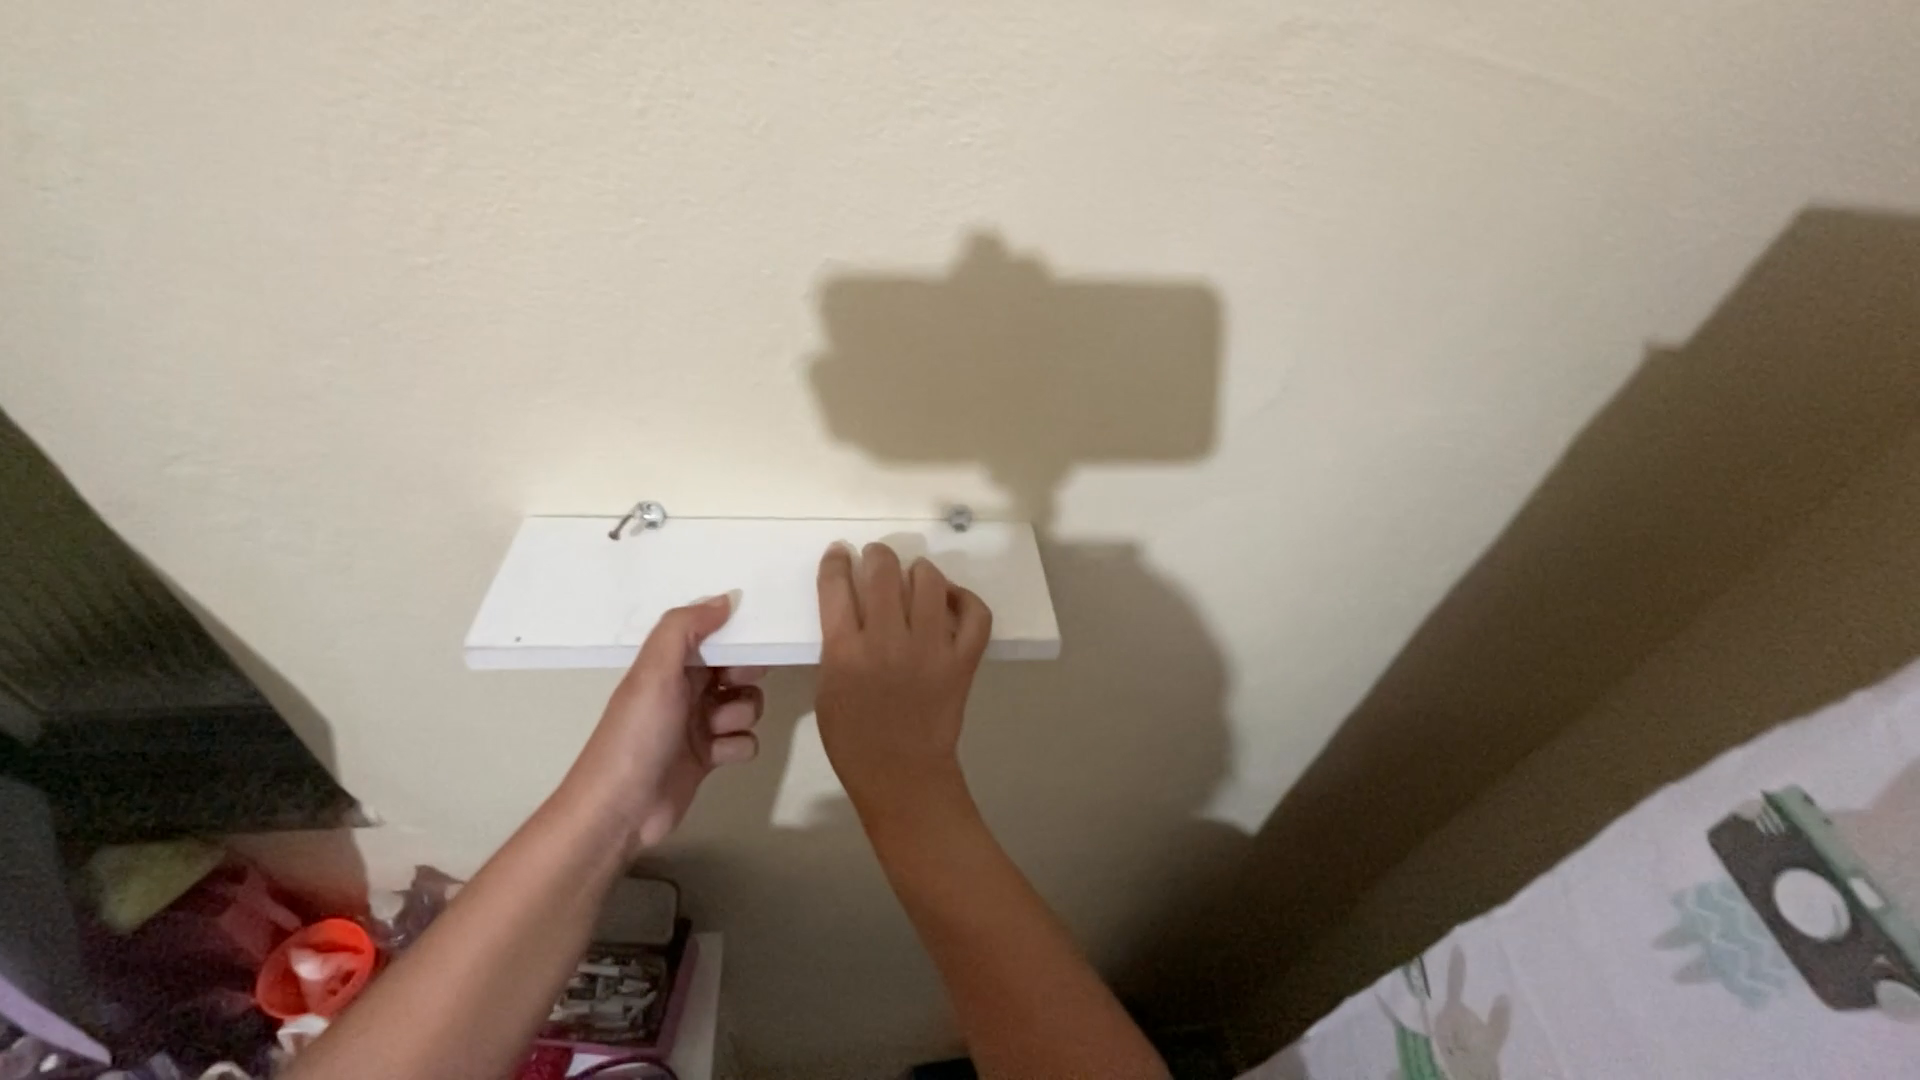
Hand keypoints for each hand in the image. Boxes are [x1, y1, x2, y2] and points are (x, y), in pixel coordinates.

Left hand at [569, 596, 765, 855]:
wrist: (620, 810)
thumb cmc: (636, 734)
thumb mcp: (655, 671)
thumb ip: (686, 628)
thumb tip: (727, 598)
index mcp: (668, 665)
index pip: (713, 636)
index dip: (736, 636)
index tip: (756, 639)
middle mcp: (685, 691)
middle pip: (737, 669)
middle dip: (745, 676)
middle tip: (734, 685)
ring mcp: (699, 725)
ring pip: (747, 704)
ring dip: (741, 714)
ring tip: (717, 728)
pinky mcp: (710, 757)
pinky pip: (745, 740)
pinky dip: (738, 745)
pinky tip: (718, 756)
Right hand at [815, 543, 991, 812]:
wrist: (902, 774)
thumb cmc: (854, 738)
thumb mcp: (827, 687)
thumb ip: (837, 644)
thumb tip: (852, 605)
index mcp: (845, 652)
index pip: (836, 586)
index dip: (836, 562)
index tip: (840, 552)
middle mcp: (888, 641)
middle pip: (882, 572)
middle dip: (877, 555)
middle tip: (876, 557)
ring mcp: (930, 649)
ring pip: (929, 582)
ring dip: (918, 569)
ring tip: (913, 574)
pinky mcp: (963, 660)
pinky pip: (975, 613)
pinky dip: (965, 598)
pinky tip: (950, 598)